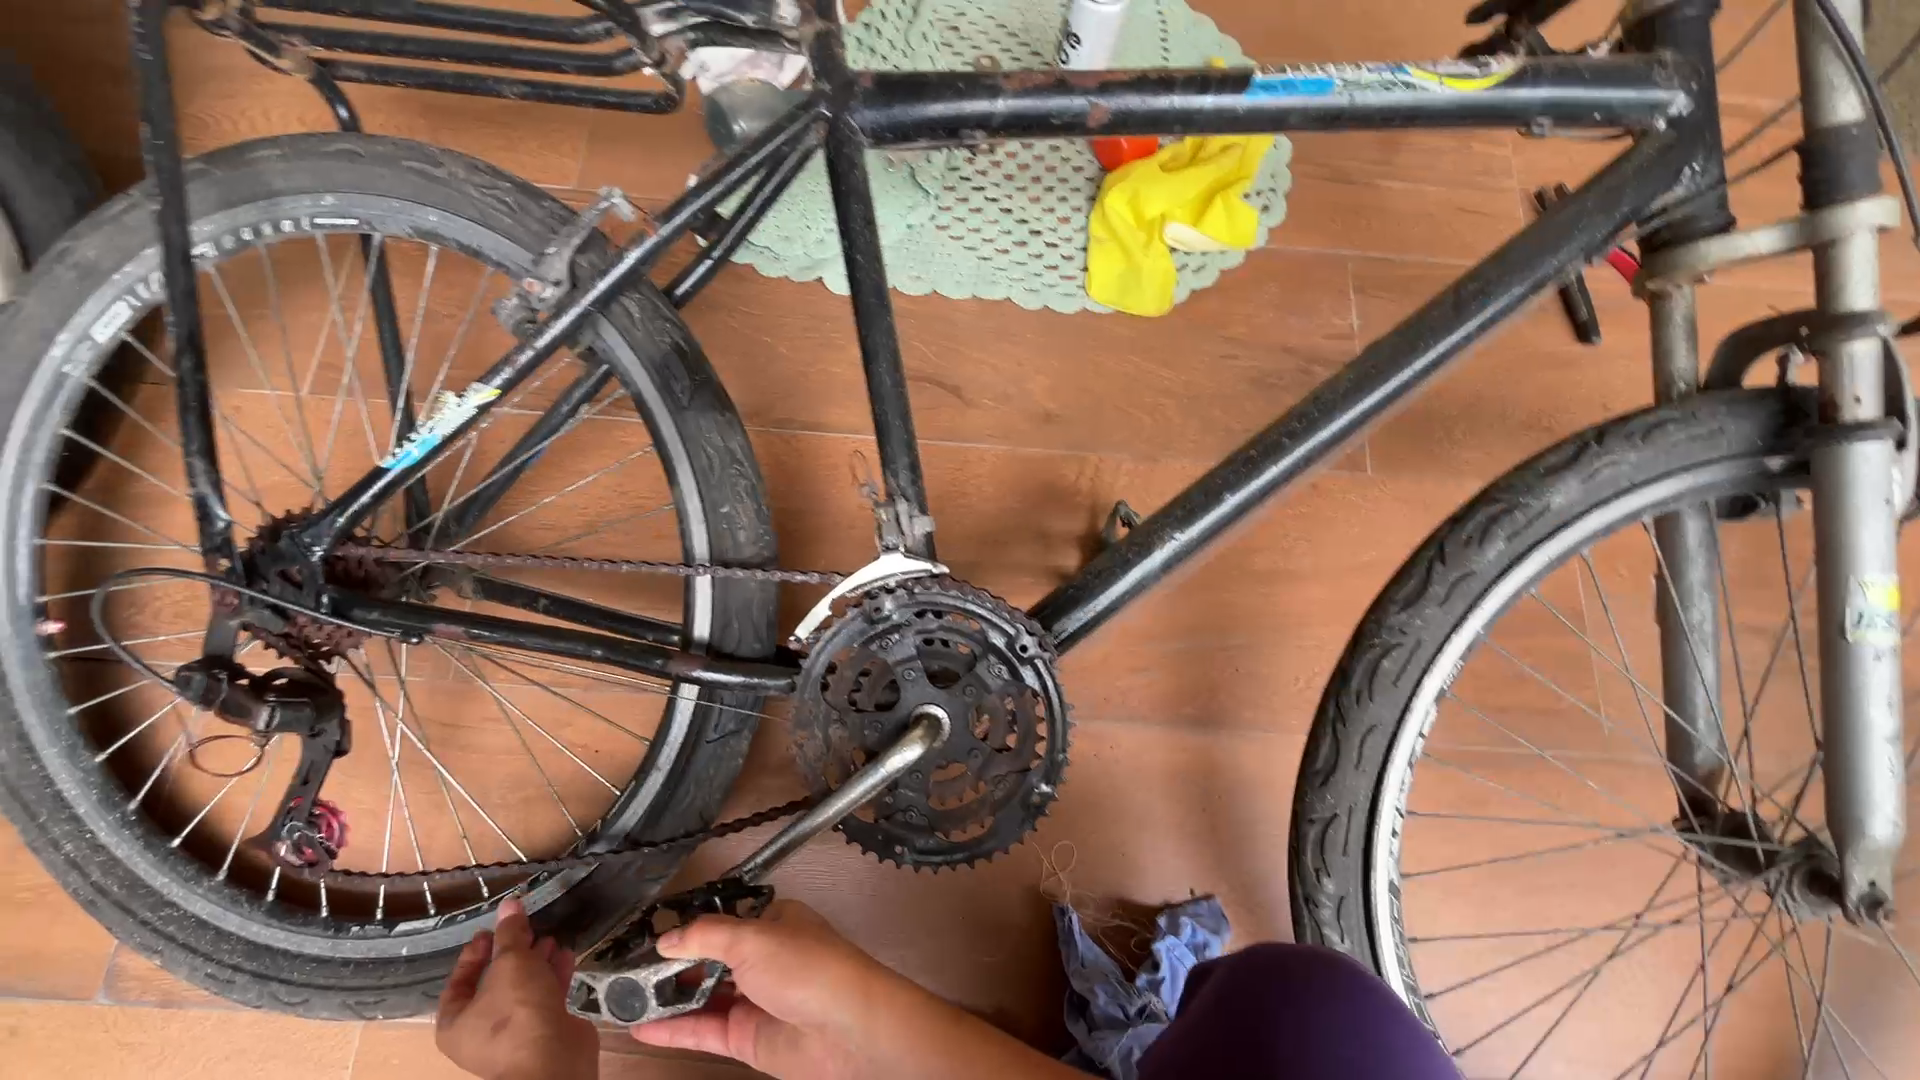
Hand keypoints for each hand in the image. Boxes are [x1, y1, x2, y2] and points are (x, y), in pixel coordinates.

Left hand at [436, 896, 598, 1079]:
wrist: (551, 1061)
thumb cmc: (516, 1013)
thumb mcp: (511, 964)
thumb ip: (510, 933)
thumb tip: (510, 902)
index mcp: (456, 1022)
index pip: (459, 981)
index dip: (475, 953)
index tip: (493, 930)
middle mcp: (481, 1030)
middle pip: (495, 984)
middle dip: (513, 954)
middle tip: (528, 929)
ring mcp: (514, 1033)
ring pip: (523, 989)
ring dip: (537, 962)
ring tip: (550, 938)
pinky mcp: (543, 1031)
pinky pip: (545, 997)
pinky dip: (554, 975)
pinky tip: (566, 954)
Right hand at [631, 900, 1082, 1079]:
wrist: (848, 1028)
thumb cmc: (813, 968)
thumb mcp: (754, 937)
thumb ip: (706, 935)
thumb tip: (669, 937)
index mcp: (772, 921)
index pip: (721, 918)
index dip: (688, 925)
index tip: (649, 932)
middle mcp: (763, 957)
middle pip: (708, 958)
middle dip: (670, 964)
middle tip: (625, 970)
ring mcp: (755, 997)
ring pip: (701, 995)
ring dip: (666, 997)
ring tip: (622, 998)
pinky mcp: (748, 1036)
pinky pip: (703, 1028)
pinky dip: (673, 1028)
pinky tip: (643, 1027)